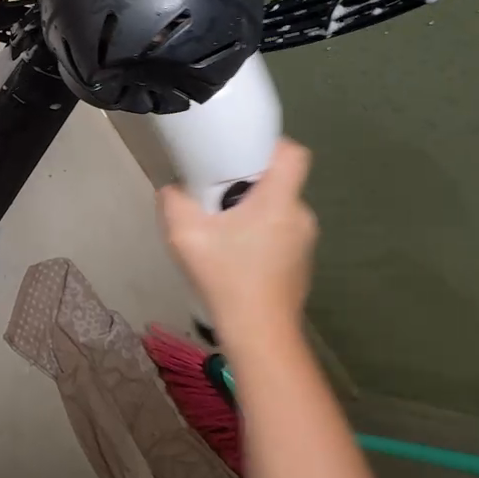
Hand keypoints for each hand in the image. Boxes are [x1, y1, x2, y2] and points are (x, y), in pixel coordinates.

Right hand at [158, 138, 317, 337]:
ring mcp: (304, 241)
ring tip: (220, 223)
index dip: (268, 143)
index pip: (293, 154)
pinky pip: (280, 228)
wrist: (259, 334)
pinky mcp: (300, 261)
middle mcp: (299, 215)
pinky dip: (259, 228)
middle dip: (247, 179)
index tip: (238, 148)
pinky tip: (234, 249)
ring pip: (278, 206)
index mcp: (278, 202)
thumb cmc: (226, 277)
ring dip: (251, 206)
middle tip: (214, 190)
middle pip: (278, 180)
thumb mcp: (184, 233)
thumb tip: (175, 188)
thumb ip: (174, 200)